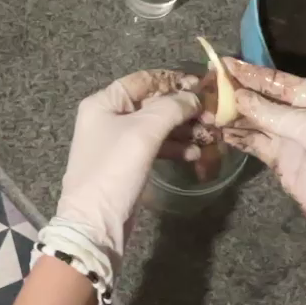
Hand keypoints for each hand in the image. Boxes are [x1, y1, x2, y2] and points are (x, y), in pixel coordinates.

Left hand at [52, 70, 200, 264]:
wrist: (95, 224)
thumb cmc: (114, 169)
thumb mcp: (143, 132)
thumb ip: (171, 108)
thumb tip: (193, 97)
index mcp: (103, 102)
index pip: (143, 80)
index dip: (172, 80)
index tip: (201, 86)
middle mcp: (108, 117)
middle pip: (152, 103)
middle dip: (182, 109)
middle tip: (210, 116)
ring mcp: (117, 142)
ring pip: (156, 127)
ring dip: (182, 129)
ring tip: (208, 135)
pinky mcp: (128, 164)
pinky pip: (155, 147)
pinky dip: (174, 148)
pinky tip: (195, 153)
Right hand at [220, 58, 305, 304]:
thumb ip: (273, 112)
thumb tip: (236, 95)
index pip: (277, 79)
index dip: (250, 72)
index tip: (220, 63)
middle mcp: (303, 115)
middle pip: (263, 98)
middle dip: (236, 91)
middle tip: (205, 84)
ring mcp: (290, 140)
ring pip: (254, 120)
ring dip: (231, 114)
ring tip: (203, 107)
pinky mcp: (281, 163)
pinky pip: (254, 143)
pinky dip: (236, 136)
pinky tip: (216, 130)